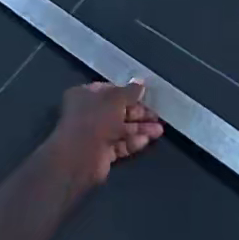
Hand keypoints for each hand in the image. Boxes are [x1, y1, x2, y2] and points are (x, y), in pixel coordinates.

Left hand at [46, 81, 163, 190]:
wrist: (80, 157)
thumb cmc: (95, 120)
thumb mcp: (116, 99)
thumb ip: (130, 91)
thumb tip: (141, 82)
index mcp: (85, 96)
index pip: (109, 90)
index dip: (128, 92)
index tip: (146, 95)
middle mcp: (88, 114)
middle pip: (118, 111)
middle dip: (138, 113)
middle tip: (156, 115)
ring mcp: (95, 134)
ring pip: (121, 129)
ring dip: (140, 128)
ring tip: (158, 130)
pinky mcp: (102, 152)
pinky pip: (120, 144)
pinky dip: (133, 142)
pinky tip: (146, 140)